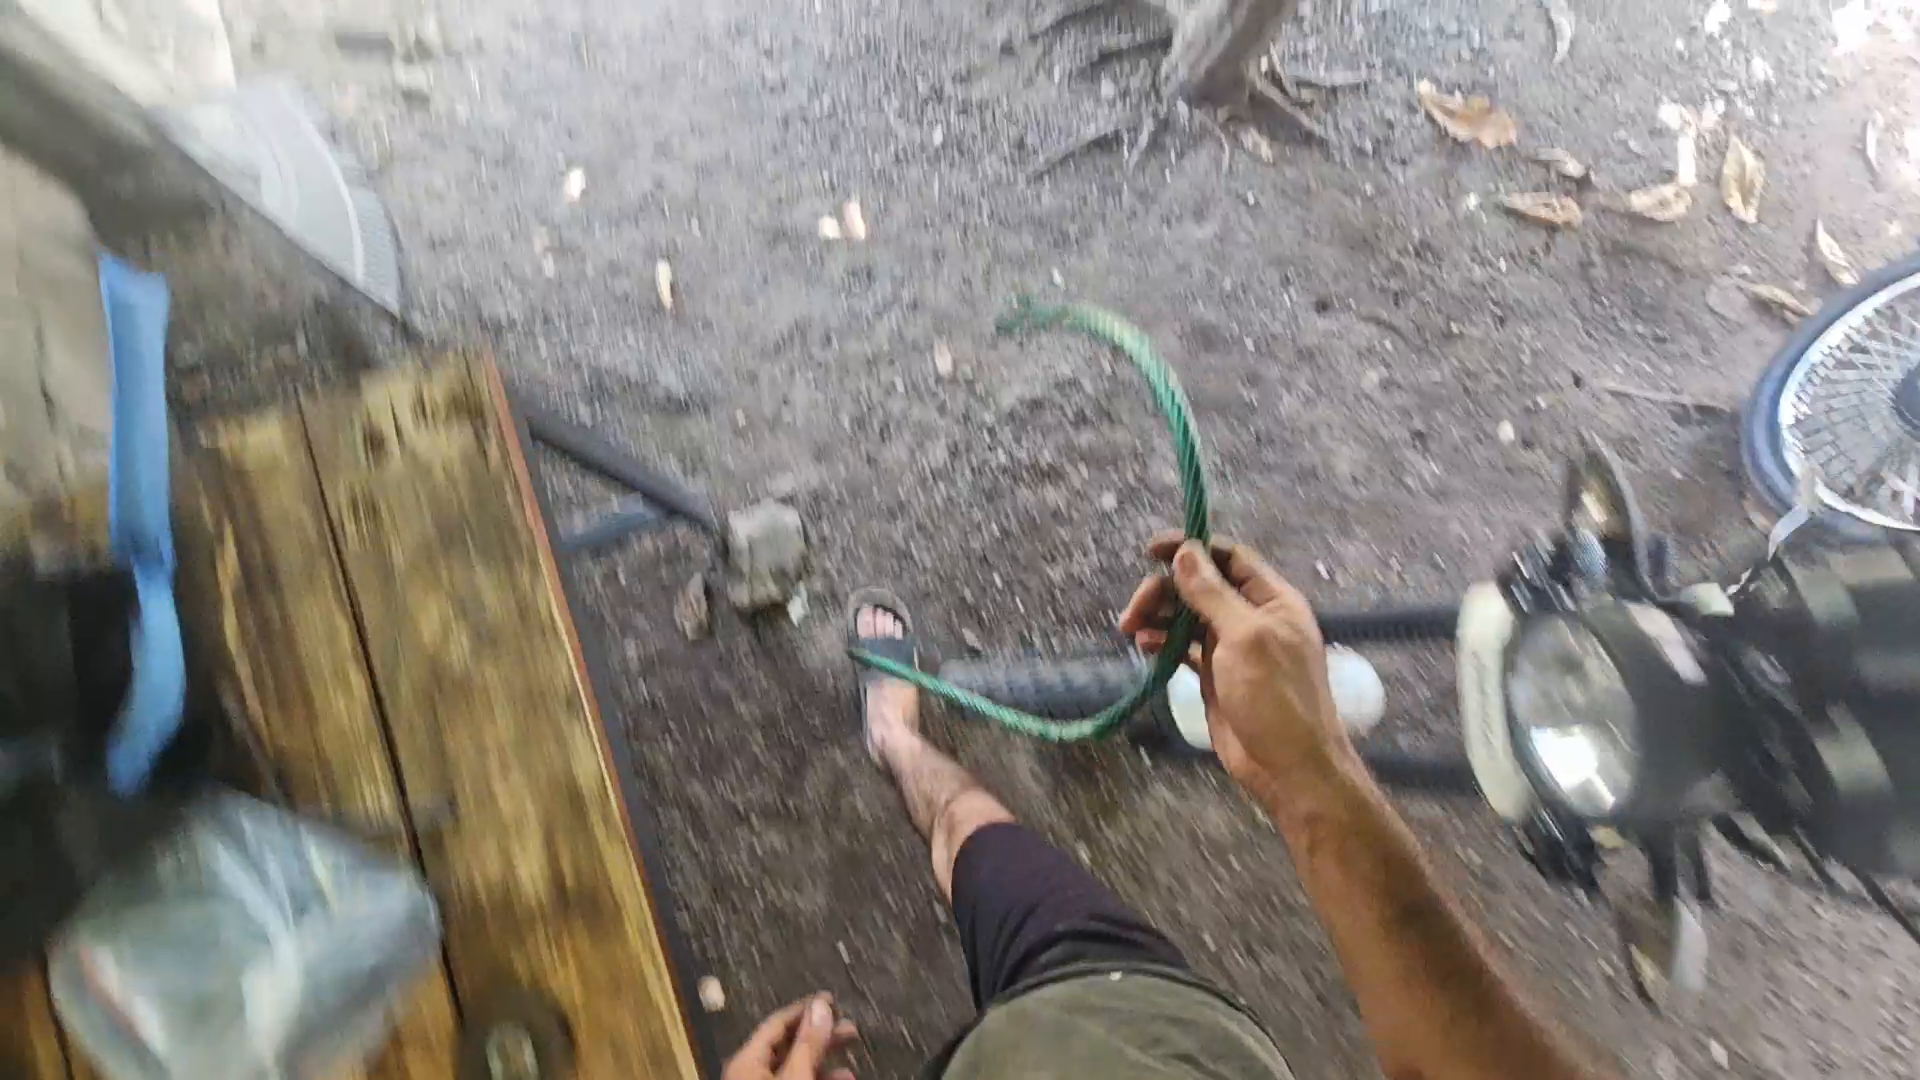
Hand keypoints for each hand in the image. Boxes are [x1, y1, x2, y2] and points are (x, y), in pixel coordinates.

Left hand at [723, 994, 859, 1079]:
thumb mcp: (795, 1076)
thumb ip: (808, 1042)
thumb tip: (822, 1004)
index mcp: (747, 1058)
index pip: (778, 1020)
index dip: (806, 1007)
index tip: (833, 998)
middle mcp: (749, 1071)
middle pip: (789, 1043)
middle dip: (821, 1033)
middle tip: (849, 1026)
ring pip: (794, 1065)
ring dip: (823, 1058)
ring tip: (851, 1051)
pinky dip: (817, 1076)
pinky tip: (841, 1076)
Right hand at [1118, 531, 1357, 796]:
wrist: (1288, 767)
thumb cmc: (1275, 698)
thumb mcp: (1244, 638)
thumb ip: (1212, 593)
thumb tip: (1185, 551)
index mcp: (1271, 600)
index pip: (1228, 558)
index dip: (1191, 548)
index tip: (1152, 550)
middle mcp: (1250, 617)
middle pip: (1199, 586)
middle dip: (1164, 590)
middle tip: (1134, 610)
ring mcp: (1230, 646)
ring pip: (1186, 615)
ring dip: (1157, 615)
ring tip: (1130, 629)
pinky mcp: (1212, 673)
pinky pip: (1181, 645)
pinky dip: (1161, 641)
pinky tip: (1144, 646)